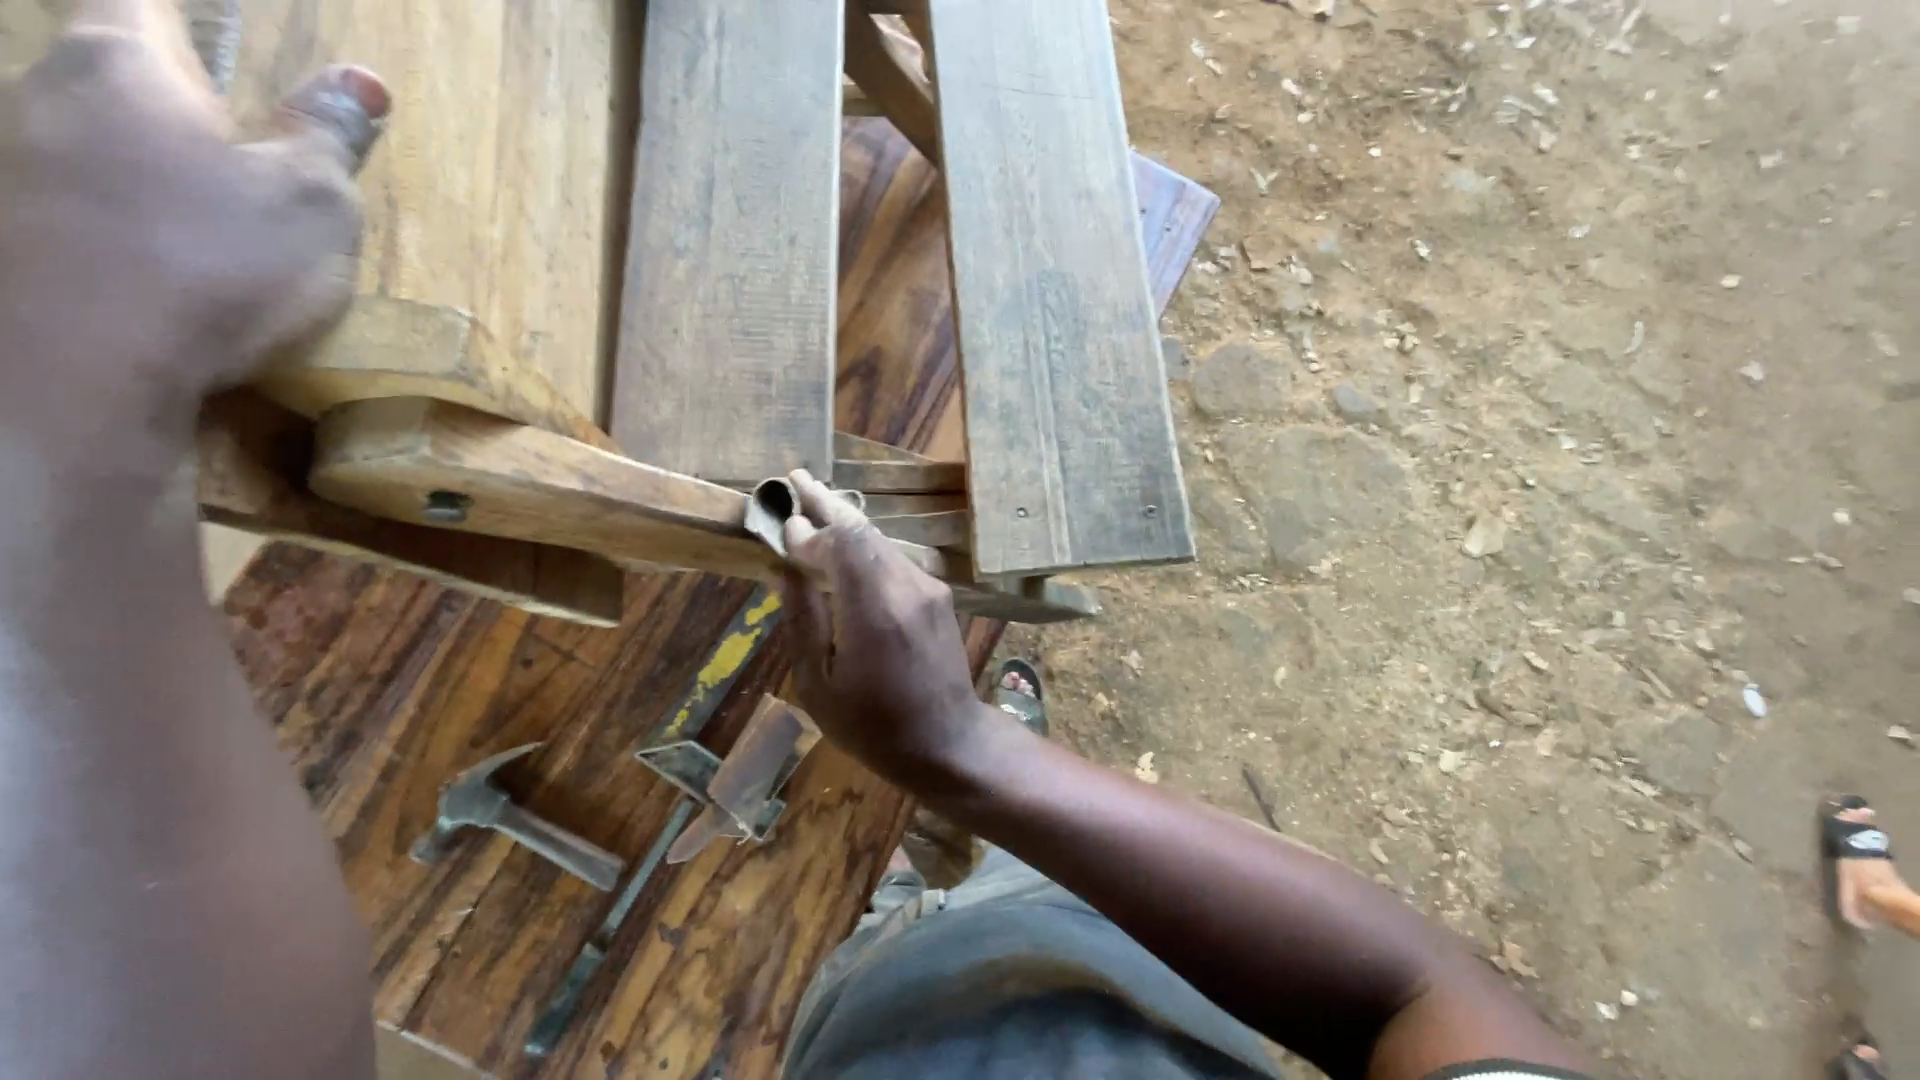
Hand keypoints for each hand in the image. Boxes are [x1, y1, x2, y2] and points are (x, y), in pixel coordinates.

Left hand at [0, 0, 387, 467]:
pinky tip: (175, 262)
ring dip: (157, 160)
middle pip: (117, 68)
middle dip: (183, 96)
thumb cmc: (216, 262)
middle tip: (253, 145)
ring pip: (99, 136)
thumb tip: (358, 80)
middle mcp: (47, 93)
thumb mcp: (311, 201)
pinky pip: (86, 196)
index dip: (196, 16)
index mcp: (121, 65)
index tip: (240, 39)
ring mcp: (18, 163)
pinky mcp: (16, 230)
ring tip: (221, 217)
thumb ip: (330, 135)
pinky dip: (133, 212)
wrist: (83, 371)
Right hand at [781, 469, 992, 785]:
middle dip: (827, 504)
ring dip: (846, 523)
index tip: (784, 526)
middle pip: (864, 530)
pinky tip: (843, 545)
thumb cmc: (873, 726)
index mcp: (875, 611)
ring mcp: (928, 588)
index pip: (841, 543)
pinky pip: (894, 559)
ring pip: (881, 541)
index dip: (810, 529)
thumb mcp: (820, 684)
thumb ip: (803, 619)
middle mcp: (908, 587)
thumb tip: (784, 569)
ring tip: (813, 500)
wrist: (947, 742)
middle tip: (796, 478)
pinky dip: (865, 547)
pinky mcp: (937, 595)